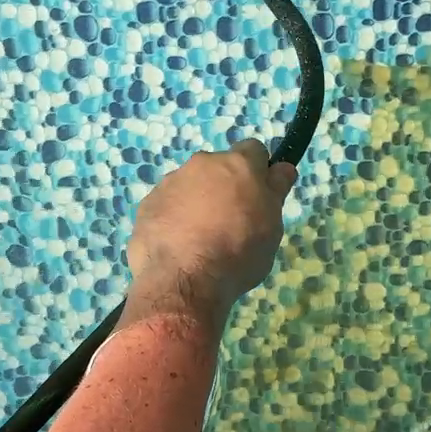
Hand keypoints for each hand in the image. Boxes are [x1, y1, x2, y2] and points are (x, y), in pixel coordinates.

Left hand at [124, 140, 292, 329]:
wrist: (184, 280)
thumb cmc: (239, 253)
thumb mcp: (272, 227)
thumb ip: (276, 192)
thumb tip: (283, 168)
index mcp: (237, 165)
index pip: (254, 151)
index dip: (258, 172)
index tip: (258, 197)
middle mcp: (201, 164)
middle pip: (218, 169)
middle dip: (225, 189)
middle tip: (231, 225)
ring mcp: (170, 182)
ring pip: (190, 187)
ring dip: (198, 204)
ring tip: (201, 241)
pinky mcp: (147, 205)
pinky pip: (167, 206)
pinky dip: (174, 220)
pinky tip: (179, 247)